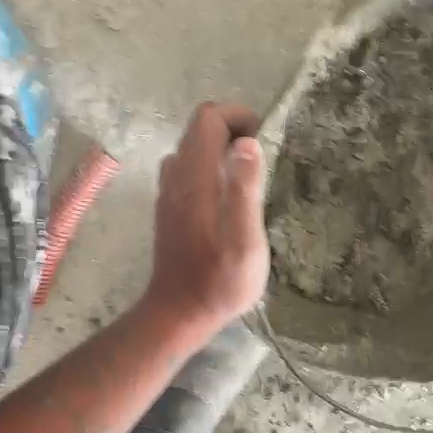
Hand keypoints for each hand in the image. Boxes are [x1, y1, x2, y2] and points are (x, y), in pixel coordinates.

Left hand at [142, 102, 269, 338]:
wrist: (179, 314)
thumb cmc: (221, 281)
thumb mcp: (246, 240)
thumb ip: (245, 189)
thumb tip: (249, 143)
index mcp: (195, 177)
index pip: (208, 118)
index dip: (238, 118)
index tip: (264, 141)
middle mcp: (176, 177)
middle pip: (198, 129)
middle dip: (232, 130)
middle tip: (261, 160)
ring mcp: (168, 193)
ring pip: (192, 149)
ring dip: (221, 150)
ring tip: (249, 178)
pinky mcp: (169, 209)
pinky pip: (187, 171)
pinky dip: (209, 169)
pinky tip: (228, 199)